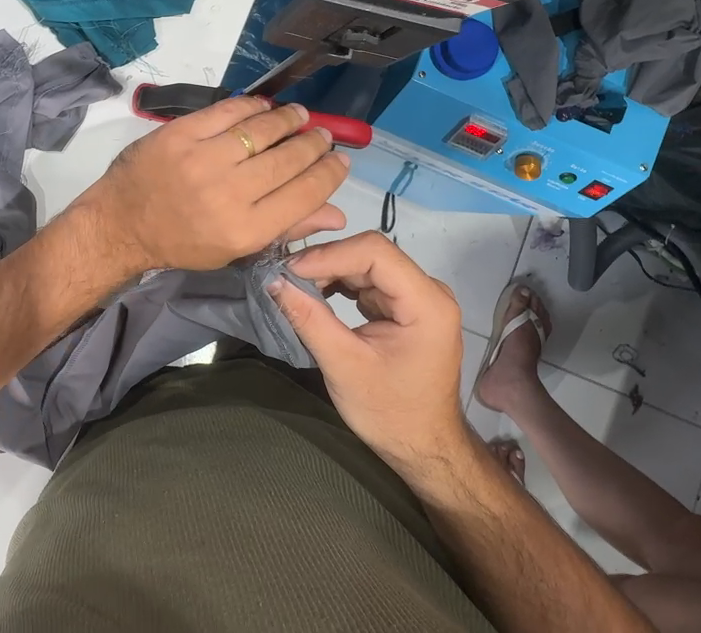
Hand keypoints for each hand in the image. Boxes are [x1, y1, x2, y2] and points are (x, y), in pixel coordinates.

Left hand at [68, 95, 349, 274]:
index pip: (305, 194)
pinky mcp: (180, 135)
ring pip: (262, 130)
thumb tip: (337, 215)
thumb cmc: (182, 242)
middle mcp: (229, 194)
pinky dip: (252, 106)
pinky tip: (263, 107)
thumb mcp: (235, 250)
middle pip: (288, 159)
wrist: (122, 224)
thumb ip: (286, 229)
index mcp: (246, 230)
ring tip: (299, 115)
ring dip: (288, 119)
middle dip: (313, 143)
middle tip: (322, 134)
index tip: (339, 159)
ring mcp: (203, 160)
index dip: (329, 173)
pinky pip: (228, 111)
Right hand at [267, 232, 474, 476]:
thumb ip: (309, 319)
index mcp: (426, 303)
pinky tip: (314, 295)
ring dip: (328, 272)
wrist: (423, 448)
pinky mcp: (404, 307)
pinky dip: (338, 285)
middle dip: (326, 263)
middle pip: (371, 255)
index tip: (290, 270)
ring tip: (294, 287)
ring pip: (366, 265)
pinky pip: (367, 281)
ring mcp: (417, 298)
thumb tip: (272, 281)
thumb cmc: (390, 412)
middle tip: (284, 278)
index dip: (330, 254)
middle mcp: (428, 291)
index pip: (375, 252)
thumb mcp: (344, 366)